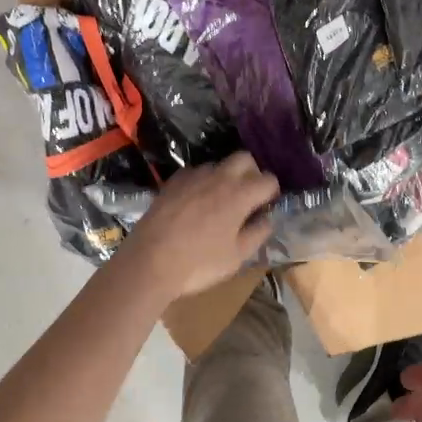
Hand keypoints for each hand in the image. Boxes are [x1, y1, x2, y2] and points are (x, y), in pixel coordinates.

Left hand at [119, 152, 277, 300]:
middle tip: (247, 197)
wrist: (149, 262)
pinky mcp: (173, 181)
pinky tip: (194, 203)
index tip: (265, 208)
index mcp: (240, 194)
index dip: (272, 193)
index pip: (269, 179)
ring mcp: (194, 176)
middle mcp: (219, 177)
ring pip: (219, 164)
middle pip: (245, 158)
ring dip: (226, 177)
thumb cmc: (199, 263)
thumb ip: (258, 233)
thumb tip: (267, 219)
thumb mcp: (237, 257)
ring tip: (219, 202)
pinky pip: (195, 172)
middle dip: (252, 173)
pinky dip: (202, 182)